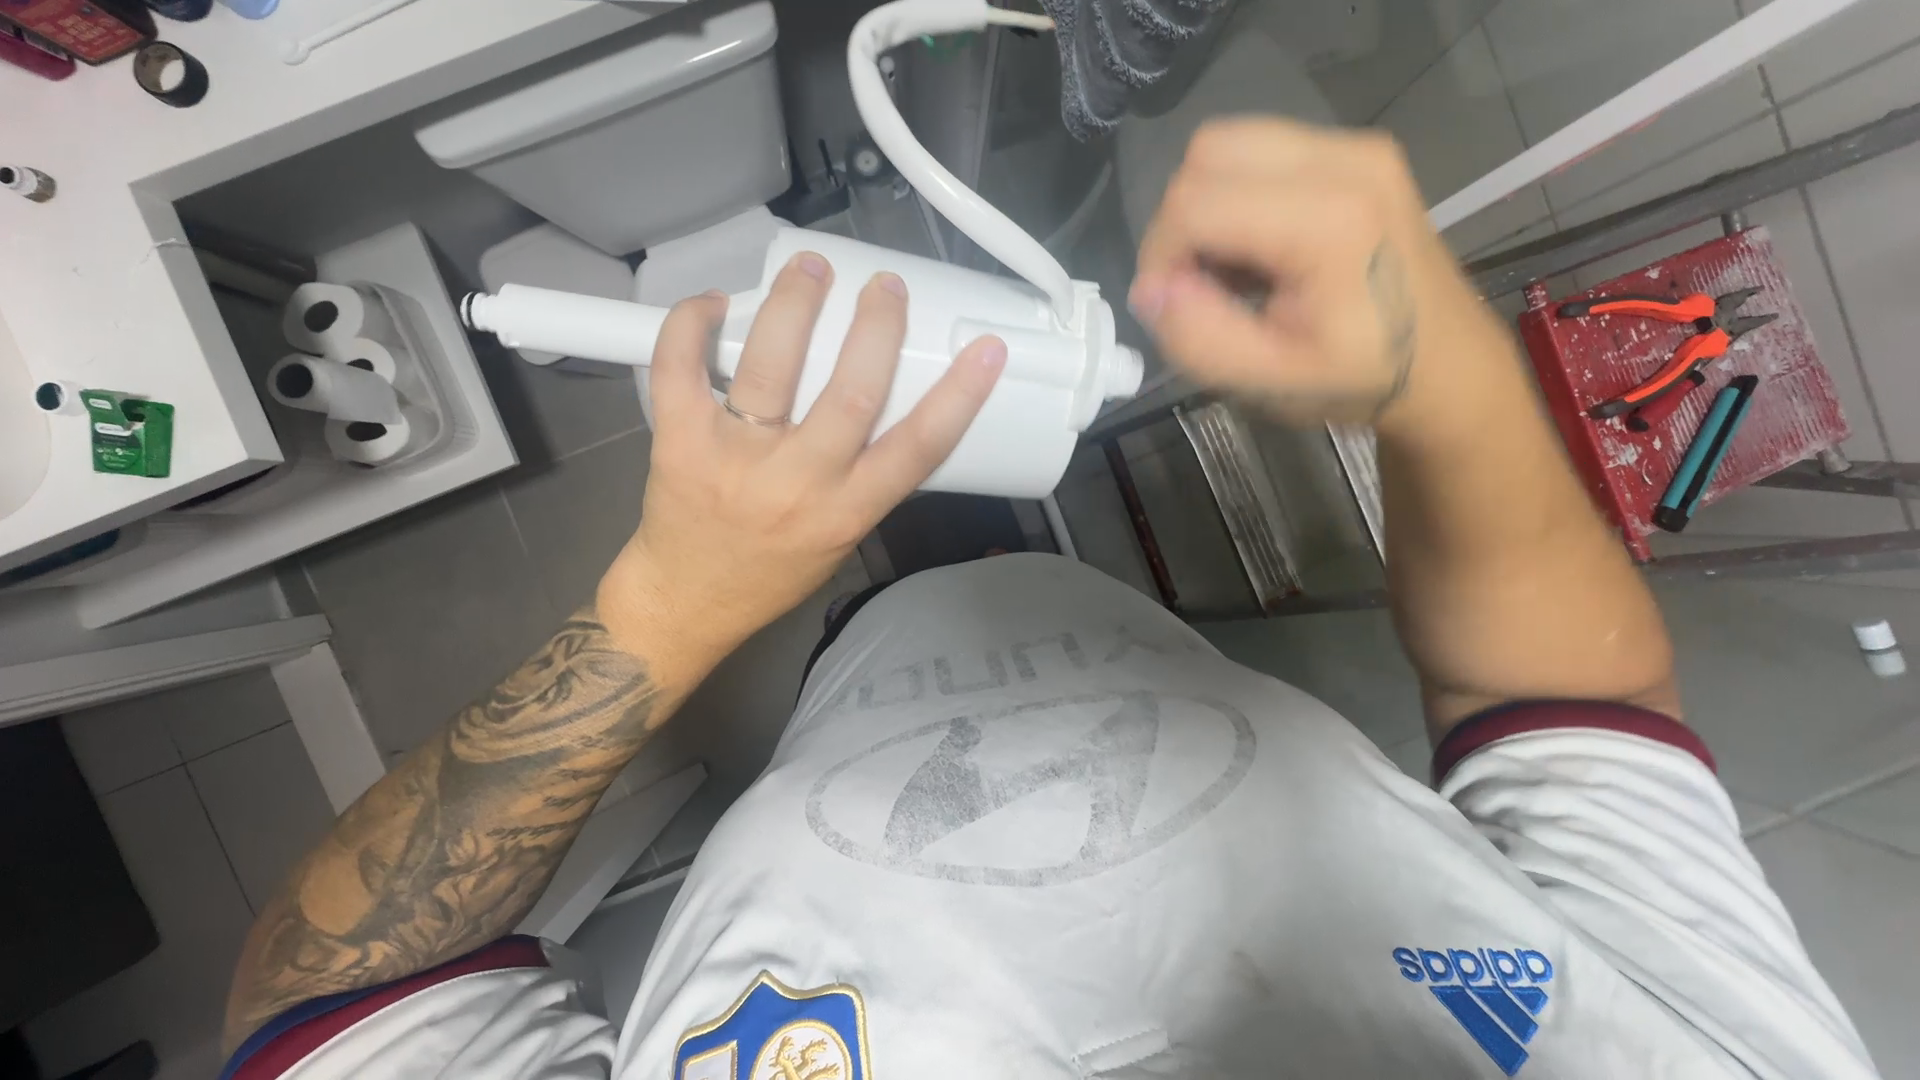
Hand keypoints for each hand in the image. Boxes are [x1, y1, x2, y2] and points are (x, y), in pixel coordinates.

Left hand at [596, 252, 1005, 689]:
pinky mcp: (680, 441)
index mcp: (847, 511)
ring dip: (794, 306)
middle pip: (850, 394)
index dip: (959, 396)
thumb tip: (886, 413)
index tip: (985, 349)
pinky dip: (692, 325)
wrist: (688, 601)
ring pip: (770, 367)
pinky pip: (680, 370)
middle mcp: (798, 483)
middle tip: (885, 285)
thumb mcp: (842, 538)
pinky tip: (715, 303)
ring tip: (810, 267)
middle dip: (875, 328)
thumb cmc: (774, 574)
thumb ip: (866, 480)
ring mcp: (735, 459)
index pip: (917, 449)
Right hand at [1128, 117, 1502, 428]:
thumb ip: (1200, 337)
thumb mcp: (1270, 382)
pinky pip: (1258, 152)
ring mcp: (1355, 147)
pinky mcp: (1355, 151)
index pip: (1193, 203)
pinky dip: (1234, 198)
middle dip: (1179, 225)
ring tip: (1230, 271)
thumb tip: (1150, 289)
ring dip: (1205, 208)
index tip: (1173, 307)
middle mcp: (1345, 161)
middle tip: (1199, 287)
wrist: (1446, 365)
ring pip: (1227, 145)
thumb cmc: (1359, 380)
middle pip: (1206, 155)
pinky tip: (1257, 251)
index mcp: (1328, 220)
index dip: (1160, 256)